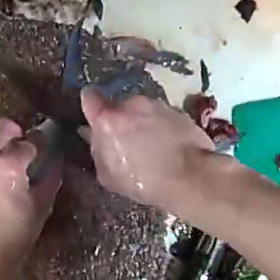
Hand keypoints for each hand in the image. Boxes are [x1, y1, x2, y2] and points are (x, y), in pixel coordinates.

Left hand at [0, 118, 60, 279]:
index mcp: (10, 165)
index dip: (40, 143)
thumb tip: (55, 160)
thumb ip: (50, 179)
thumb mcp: (41, 208)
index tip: (42, 148)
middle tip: (18, 144)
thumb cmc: (15, 237)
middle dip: (14, 131)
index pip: (30, 142)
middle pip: (0, 127)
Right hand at [80, 87, 216, 213]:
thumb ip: (97, 151)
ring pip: (141, 110)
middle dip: (120, 120)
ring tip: (151, 146)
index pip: (89, 98)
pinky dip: (160, 126)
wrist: (190, 177)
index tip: (95, 116)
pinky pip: (160, 116)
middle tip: (127, 142)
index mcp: (107, 121)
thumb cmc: (144, 181)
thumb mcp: (108, 176)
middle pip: (118, 107)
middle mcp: (130, 105)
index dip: (91, 105)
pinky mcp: (177, 110)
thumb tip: (92, 135)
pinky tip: (167, 146)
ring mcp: (156, 105)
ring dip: (141, 122)